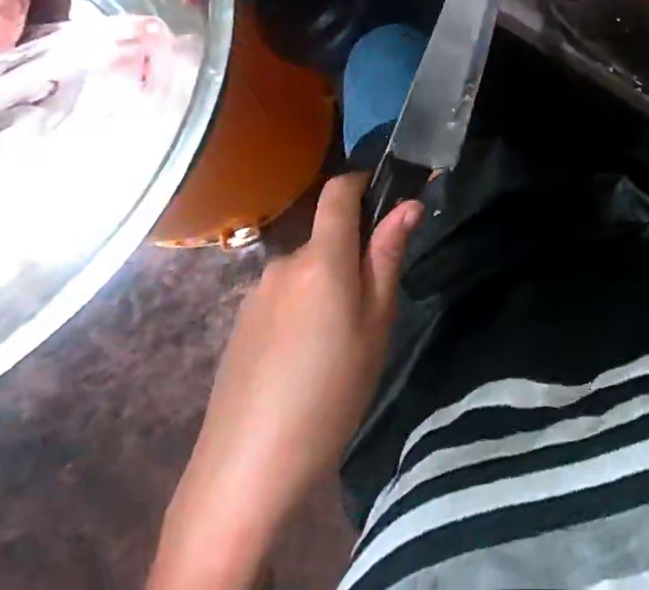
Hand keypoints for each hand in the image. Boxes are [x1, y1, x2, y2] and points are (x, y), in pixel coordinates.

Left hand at [150, 174, 422, 589]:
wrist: (247, 466)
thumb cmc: (330, 395)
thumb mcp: (375, 328)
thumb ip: (386, 259)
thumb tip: (407, 205)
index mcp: (321, 258)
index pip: (337, 192)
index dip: (360, 183)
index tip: (384, 198)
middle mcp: (283, 263)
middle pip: (324, 239)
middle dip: (350, 258)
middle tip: (371, 314)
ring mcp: (256, 291)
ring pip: (305, 273)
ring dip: (325, 290)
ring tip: (337, 351)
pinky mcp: (240, 320)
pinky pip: (283, 299)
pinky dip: (301, 312)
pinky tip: (303, 364)